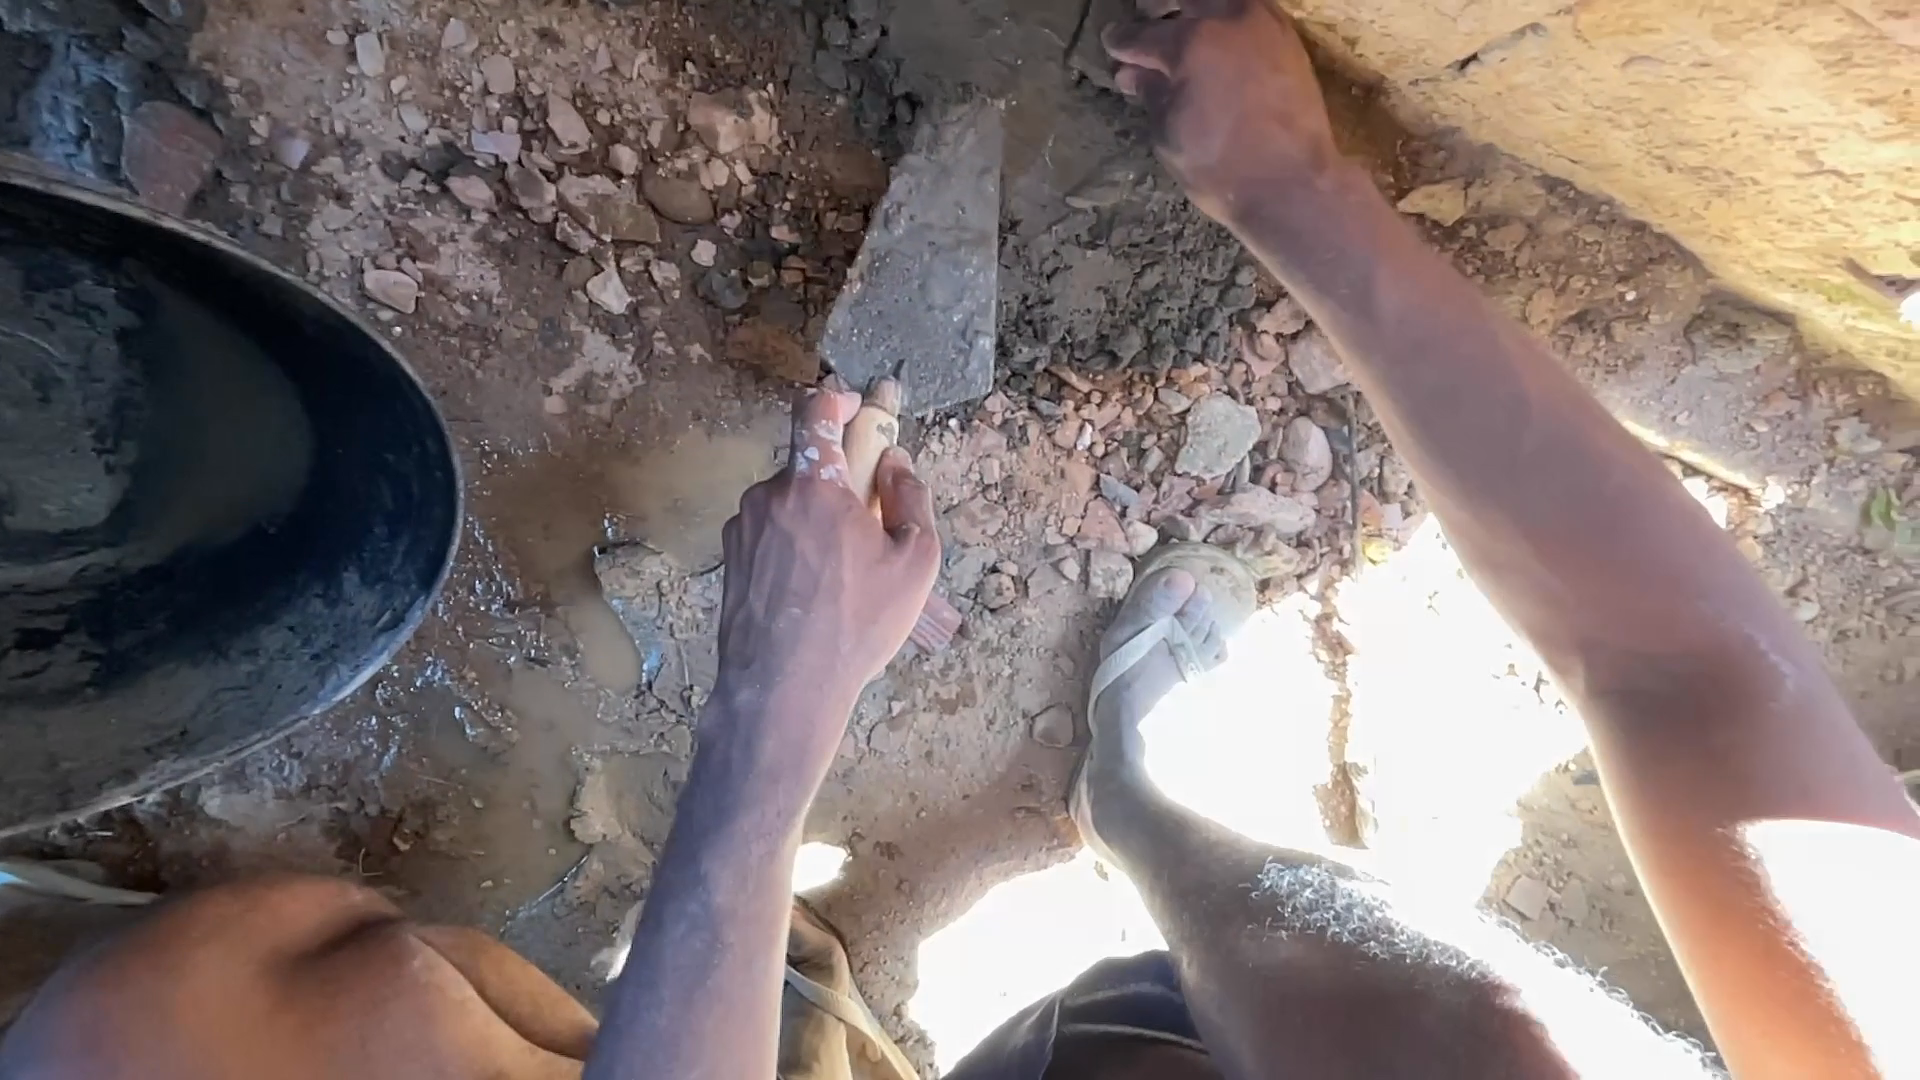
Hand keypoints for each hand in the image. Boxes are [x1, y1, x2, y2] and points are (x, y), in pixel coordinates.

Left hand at [712, 388, 940, 741]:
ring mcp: (743, 528)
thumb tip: (895, 463)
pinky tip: (812, 591)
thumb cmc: (857, 623)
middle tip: (869, 528)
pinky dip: (795, 545)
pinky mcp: (731, 559)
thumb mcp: (916, 561)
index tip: (857, 408)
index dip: (838, 397)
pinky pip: (771, 533)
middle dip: (842, 483)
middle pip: (810, 465)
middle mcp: (770, 495)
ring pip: (791, 503)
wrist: (784, 688)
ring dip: (818, 518)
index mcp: (814, 483)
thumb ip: (912, 496)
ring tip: (842, 575)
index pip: (815, 408)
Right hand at [1104, 0, 1339, 222]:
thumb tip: (1134, 74)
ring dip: (1197, 7)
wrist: (1288, 182)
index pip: (1144, 35)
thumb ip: (1152, 96)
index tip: (1111, 42)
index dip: (1123, 41)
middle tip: (1145, 13)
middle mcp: (1229, 18)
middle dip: (1160, 5)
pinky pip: (1250, 10)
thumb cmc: (1219, 168)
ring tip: (1182, 24)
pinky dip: (1227, 16)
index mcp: (1192, 43)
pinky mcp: (1287, 37)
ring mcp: (1263, 23)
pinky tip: (1217, 37)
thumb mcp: (1170, 137)